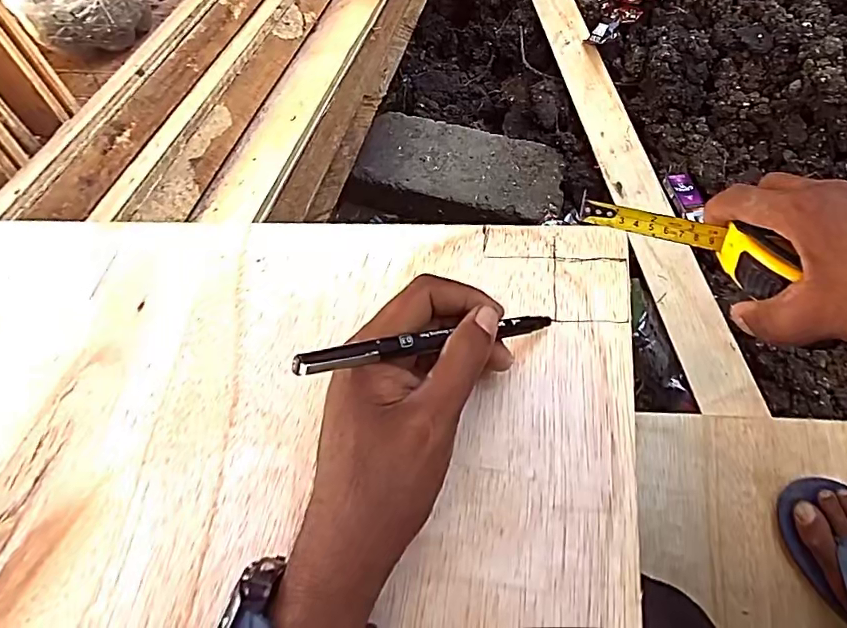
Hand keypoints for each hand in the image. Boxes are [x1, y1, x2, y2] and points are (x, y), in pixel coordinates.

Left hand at [272, 274, 515, 627]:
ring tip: (491, 365)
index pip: (423, 295)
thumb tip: (483, 318)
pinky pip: (416, 364)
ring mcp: (369, 377)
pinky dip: (446, 367)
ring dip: (459, 345)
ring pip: (422, 339)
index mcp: (368, 351)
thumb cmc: (380, 494)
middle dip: (466, 322)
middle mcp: (365, 355)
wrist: (347, 552)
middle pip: (422, 313)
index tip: (496, 318)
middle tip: (500, 346)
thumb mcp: (433, 419)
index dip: (465, 299)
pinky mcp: (378, 397)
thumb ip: (461, 360)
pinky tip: (467, 381)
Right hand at [705, 175, 846, 362]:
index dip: (716, 212)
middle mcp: (833, 193)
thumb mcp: (817, 320)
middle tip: (761, 256)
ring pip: (813, 197)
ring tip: (812, 268)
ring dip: (797, 222)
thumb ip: (768, 319)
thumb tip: (747, 316)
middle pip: (772, 190)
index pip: (739, 199)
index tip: (712, 226)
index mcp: (803, 212)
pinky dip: (835, 225)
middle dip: (756, 217)